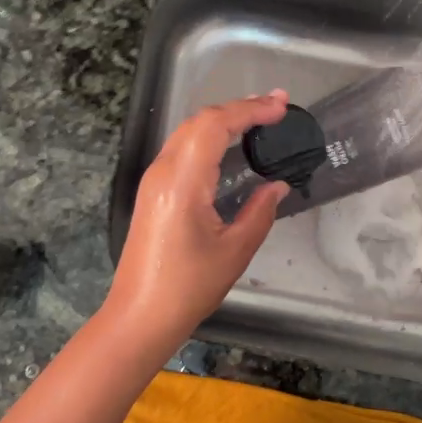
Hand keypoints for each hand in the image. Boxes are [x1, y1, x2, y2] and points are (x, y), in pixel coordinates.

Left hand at [106, 91, 292, 343]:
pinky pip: (182, 150)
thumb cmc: (188, 288)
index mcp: (182, 183)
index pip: (214, 126)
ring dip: (223, 120)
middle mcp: (162, 172)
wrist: (139, 316)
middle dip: (239, 108)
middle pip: (199, 122)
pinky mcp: (152, 193)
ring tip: (260, 117)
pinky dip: (209, 138)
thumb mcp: (234, 251)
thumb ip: (259, 212)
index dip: (249, 110)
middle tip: (277, 106)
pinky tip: (230, 146)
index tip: (281, 107)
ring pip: (188, 133)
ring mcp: (153, 181)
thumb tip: (277, 186)